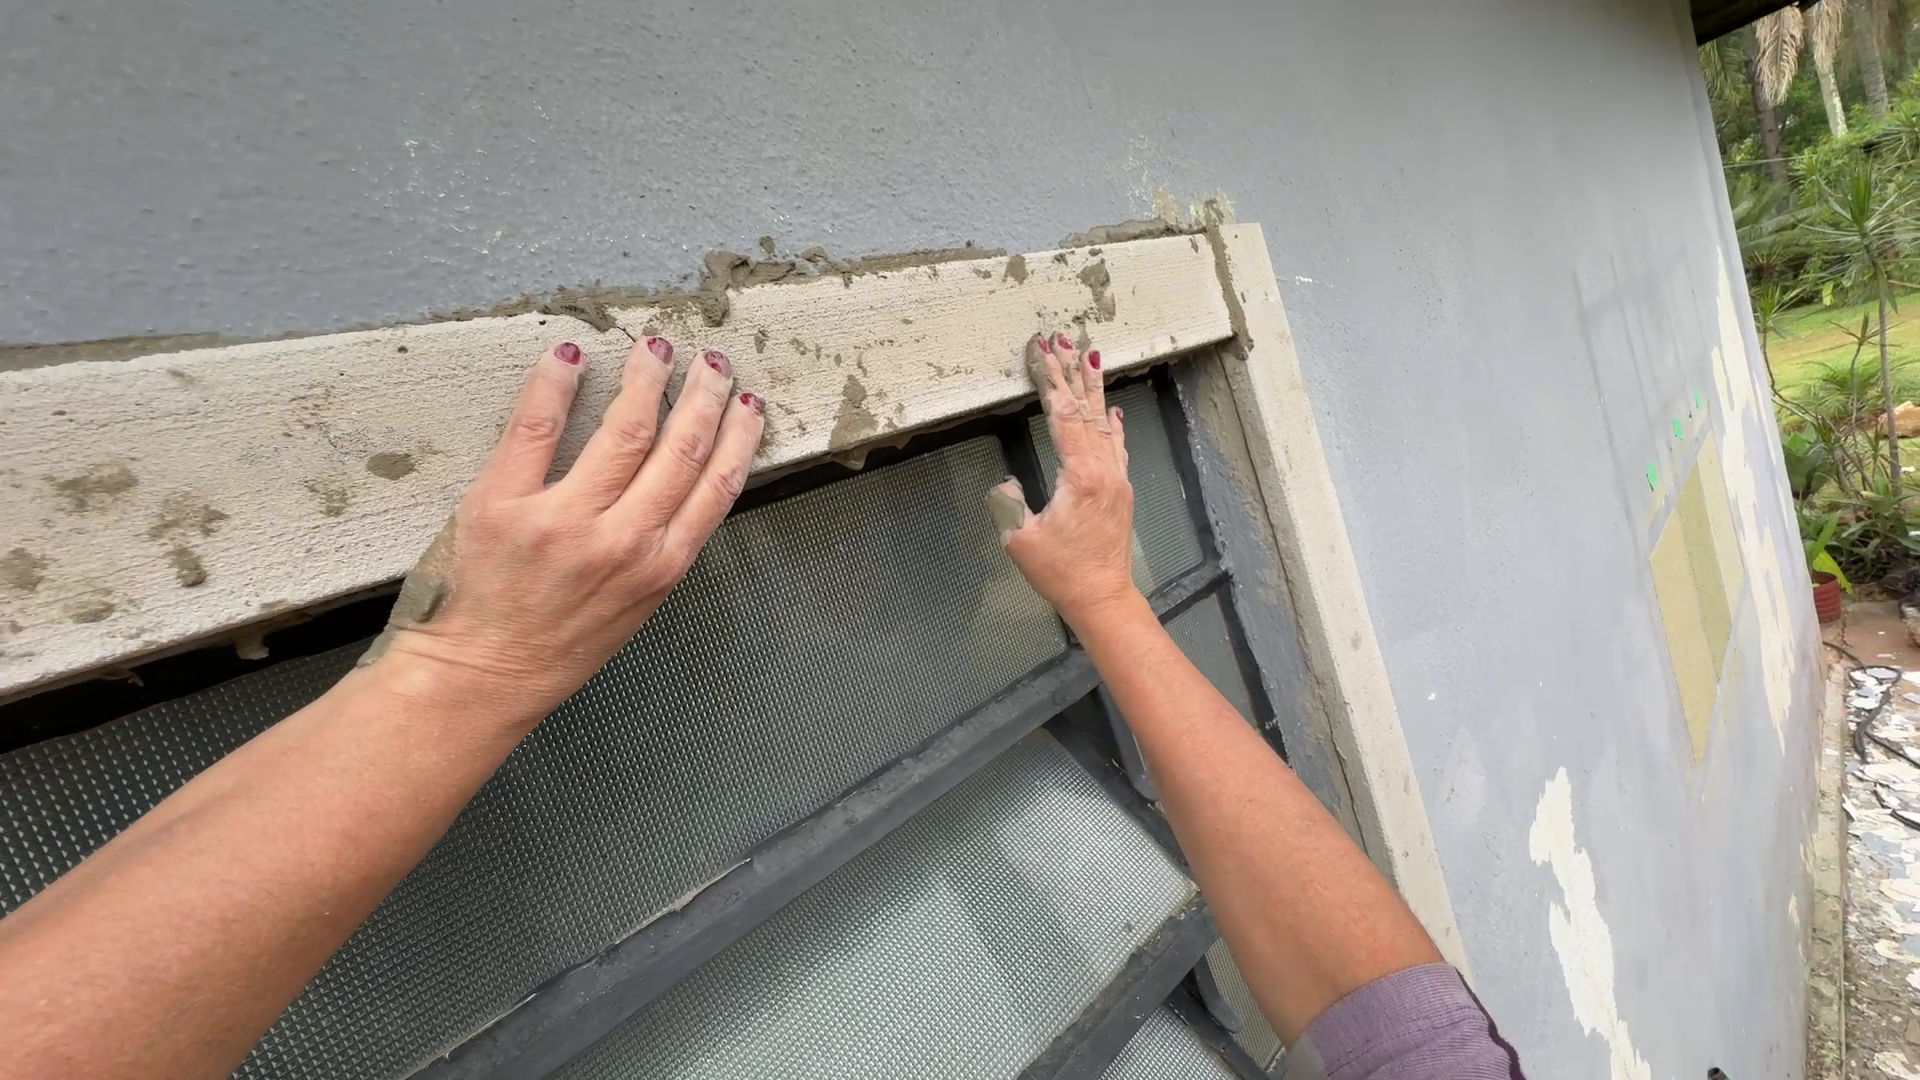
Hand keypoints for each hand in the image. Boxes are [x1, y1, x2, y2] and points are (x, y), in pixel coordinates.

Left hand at [363, 336, 764, 720]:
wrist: (486, 674)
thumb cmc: (567, 643)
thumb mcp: (641, 603)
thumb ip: (665, 547)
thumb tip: (683, 484)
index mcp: (664, 564)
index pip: (717, 485)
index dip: (739, 437)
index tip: (749, 405)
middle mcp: (627, 539)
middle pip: (681, 449)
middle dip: (705, 397)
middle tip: (714, 362)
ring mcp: (567, 520)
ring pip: (625, 431)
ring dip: (649, 381)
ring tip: (660, 349)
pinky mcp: (504, 504)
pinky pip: (537, 429)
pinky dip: (557, 386)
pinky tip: (573, 356)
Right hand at [989, 330, 1139, 628]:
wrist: (1102, 597)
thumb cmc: (1059, 572)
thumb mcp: (1019, 539)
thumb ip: (1007, 502)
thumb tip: (1006, 481)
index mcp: (1081, 476)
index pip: (1064, 416)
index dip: (1051, 380)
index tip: (1043, 349)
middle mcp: (1105, 470)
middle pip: (1087, 410)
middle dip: (1072, 371)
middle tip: (1064, 336)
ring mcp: (1117, 479)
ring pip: (1105, 423)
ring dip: (1094, 389)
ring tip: (1089, 356)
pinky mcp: (1120, 490)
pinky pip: (1117, 446)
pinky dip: (1112, 424)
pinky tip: (1113, 410)